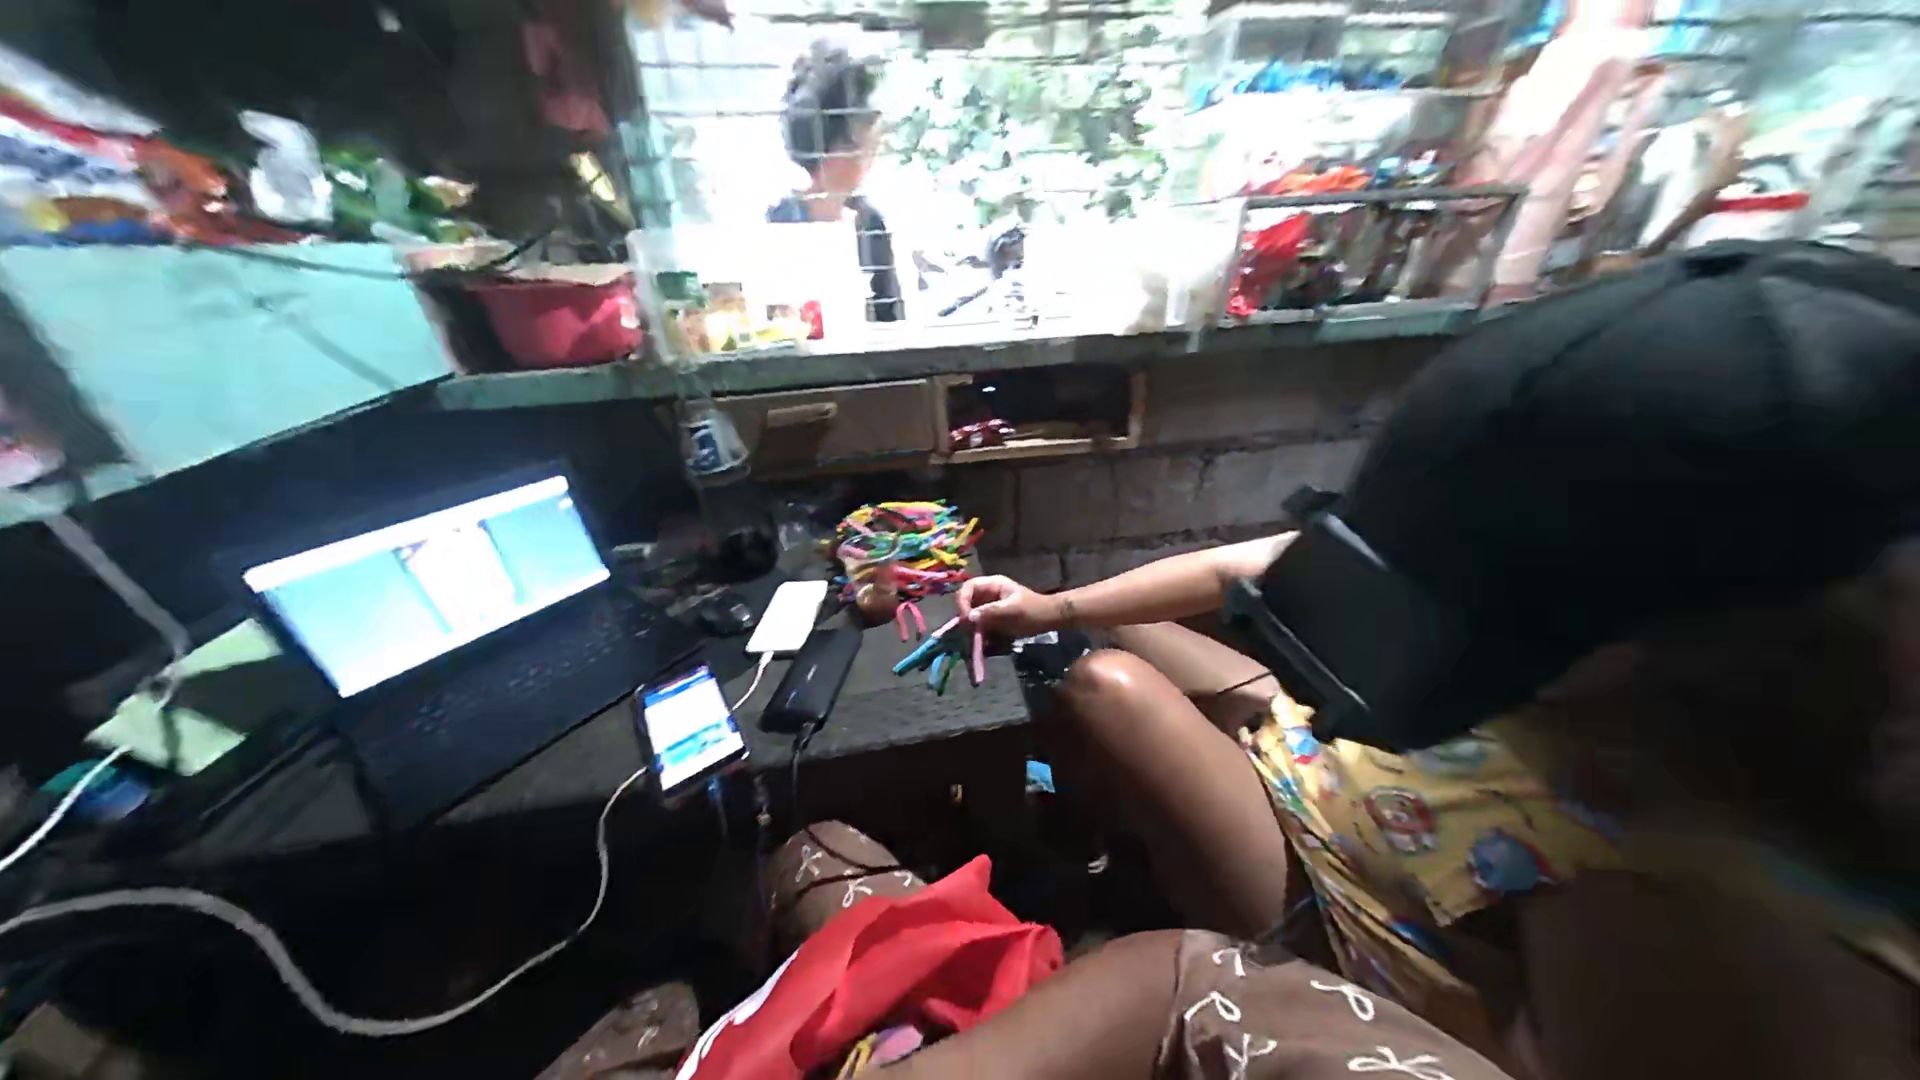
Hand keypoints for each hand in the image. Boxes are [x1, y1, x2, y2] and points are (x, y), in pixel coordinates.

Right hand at [957, 575, 1065, 637]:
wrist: (1049, 619)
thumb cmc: (1033, 610)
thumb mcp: (1012, 609)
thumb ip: (991, 611)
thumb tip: (969, 617)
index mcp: (992, 584)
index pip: (968, 587)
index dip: (962, 600)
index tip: (965, 617)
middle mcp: (987, 594)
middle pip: (966, 602)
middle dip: (965, 616)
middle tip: (969, 631)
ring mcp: (989, 607)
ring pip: (971, 615)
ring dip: (970, 628)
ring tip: (975, 639)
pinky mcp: (992, 619)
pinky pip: (979, 626)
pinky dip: (978, 634)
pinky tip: (982, 643)